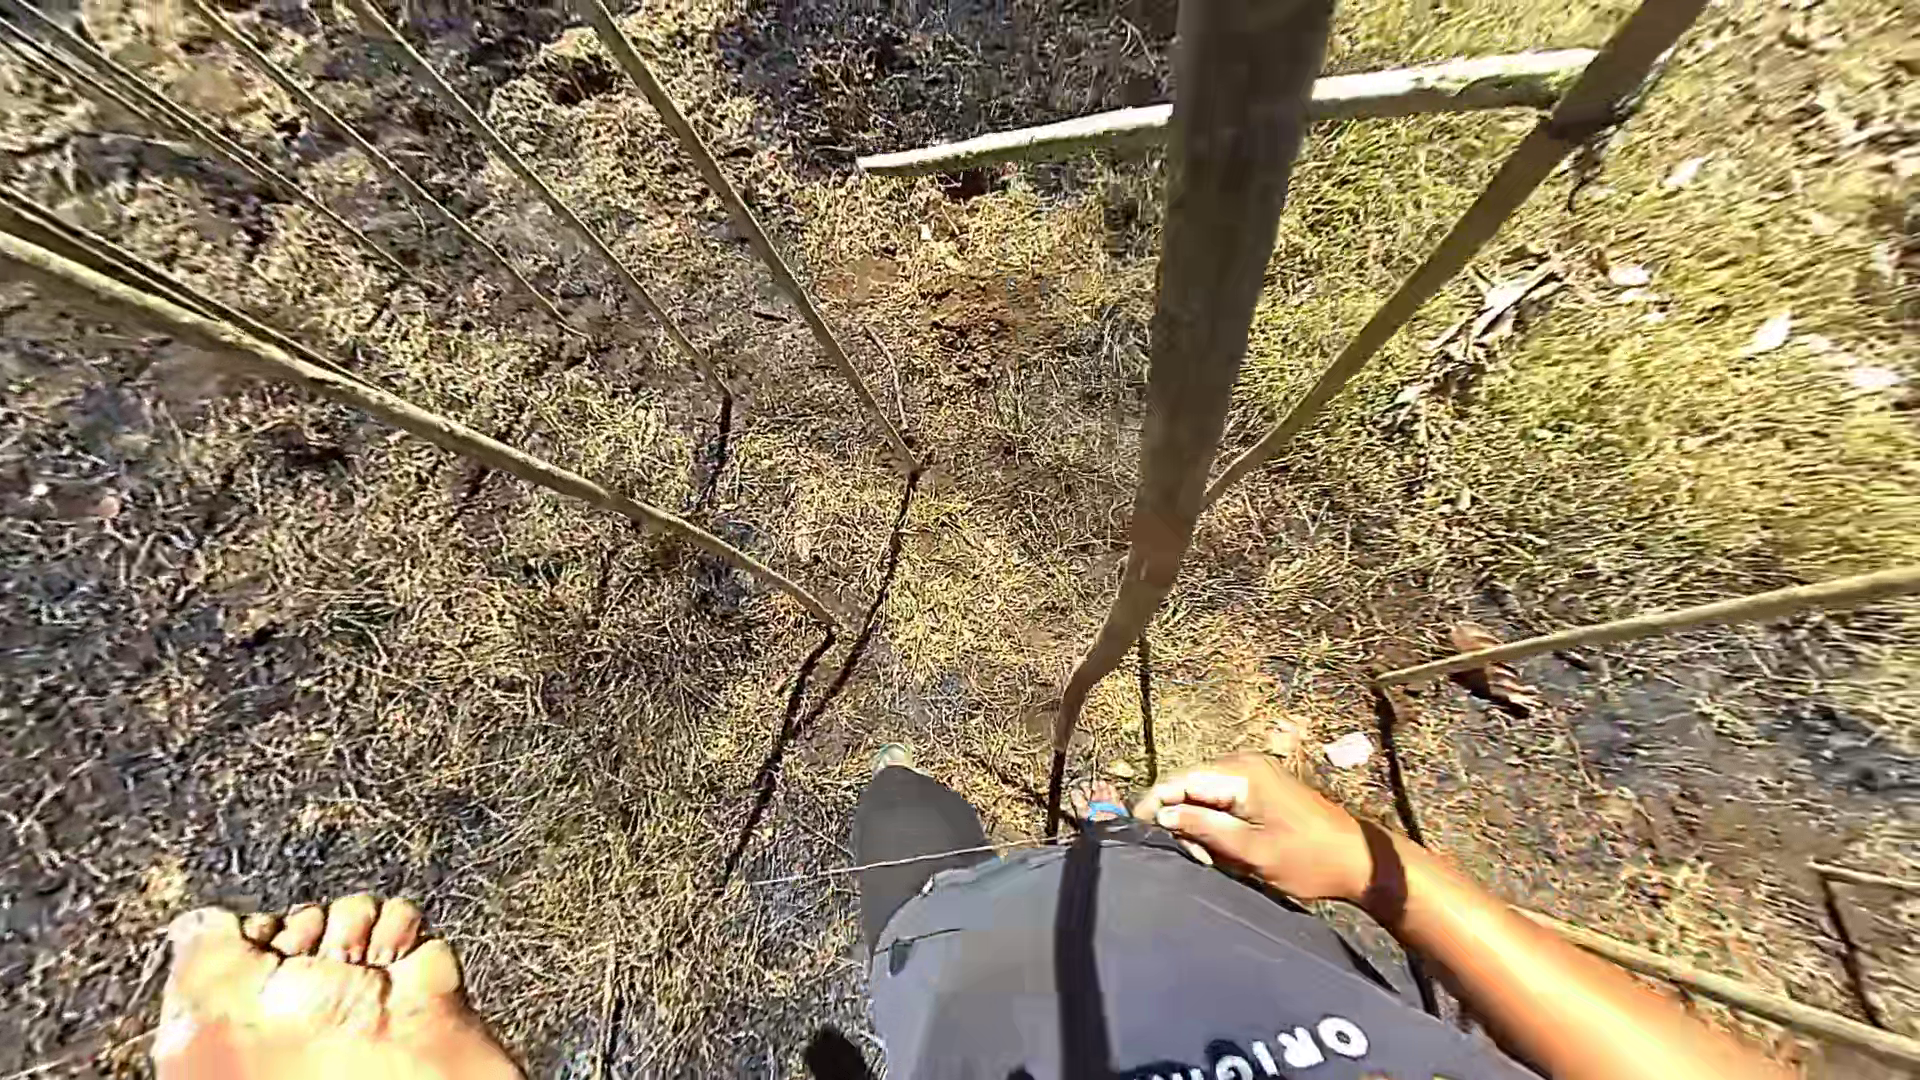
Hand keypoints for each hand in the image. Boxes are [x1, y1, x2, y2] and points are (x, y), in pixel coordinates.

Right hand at [1132, 752, 1371, 902]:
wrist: (1362, 860)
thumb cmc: (1308, 859)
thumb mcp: (1252, 850)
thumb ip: (1204, 827)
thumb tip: (1163, 815)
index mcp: (1239, 772)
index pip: (1181, 780)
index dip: (1156, 801)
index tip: (1138, 825)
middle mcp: (1241, 762)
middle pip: (1189, 783)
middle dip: (1179, 816)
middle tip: (1188, 853)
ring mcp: (1251, 770)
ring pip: (1203, 791)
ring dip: (1197, 820)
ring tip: (1208, 855)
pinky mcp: (1258, 783)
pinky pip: (1220, 795)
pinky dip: (1214, 817)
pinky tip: (1221, 844)